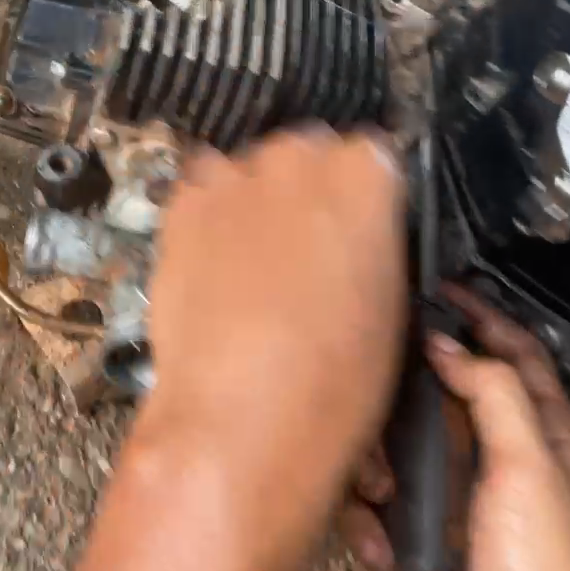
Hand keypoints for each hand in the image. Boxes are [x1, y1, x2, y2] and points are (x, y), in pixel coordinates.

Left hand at [16, 129, 405, 570]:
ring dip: (254, 203)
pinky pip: (202, 194)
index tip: (353, 226)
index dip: (360, 197)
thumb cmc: (332, 378)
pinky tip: (215, 264)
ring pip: (249, 172)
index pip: (370, 156)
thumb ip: (372, 241)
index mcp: (365, 176)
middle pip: (305, 155)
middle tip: (303, 251)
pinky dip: (209, 217)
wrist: (242, 414)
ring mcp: (232, 177)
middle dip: (305, 193)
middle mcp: (296, 159)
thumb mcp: (387, 304)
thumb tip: (357, 229)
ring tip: (252, 264)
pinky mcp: (181, 205)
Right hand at [342, 284, 569, 570]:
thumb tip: (447, 341)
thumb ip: (494, 396)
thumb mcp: (533, 477)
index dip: (486, 319)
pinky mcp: (411, 544)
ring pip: (402, 449)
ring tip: (381, 486)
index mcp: (549, 450)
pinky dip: (368, 518)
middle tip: (380, 380)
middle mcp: (500, 472)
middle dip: (413, 395)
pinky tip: (378, 541)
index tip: (441, 288)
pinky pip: (374, 505)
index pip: (519, 362)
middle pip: (447, 401)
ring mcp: (453, 510)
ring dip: (381, 463)